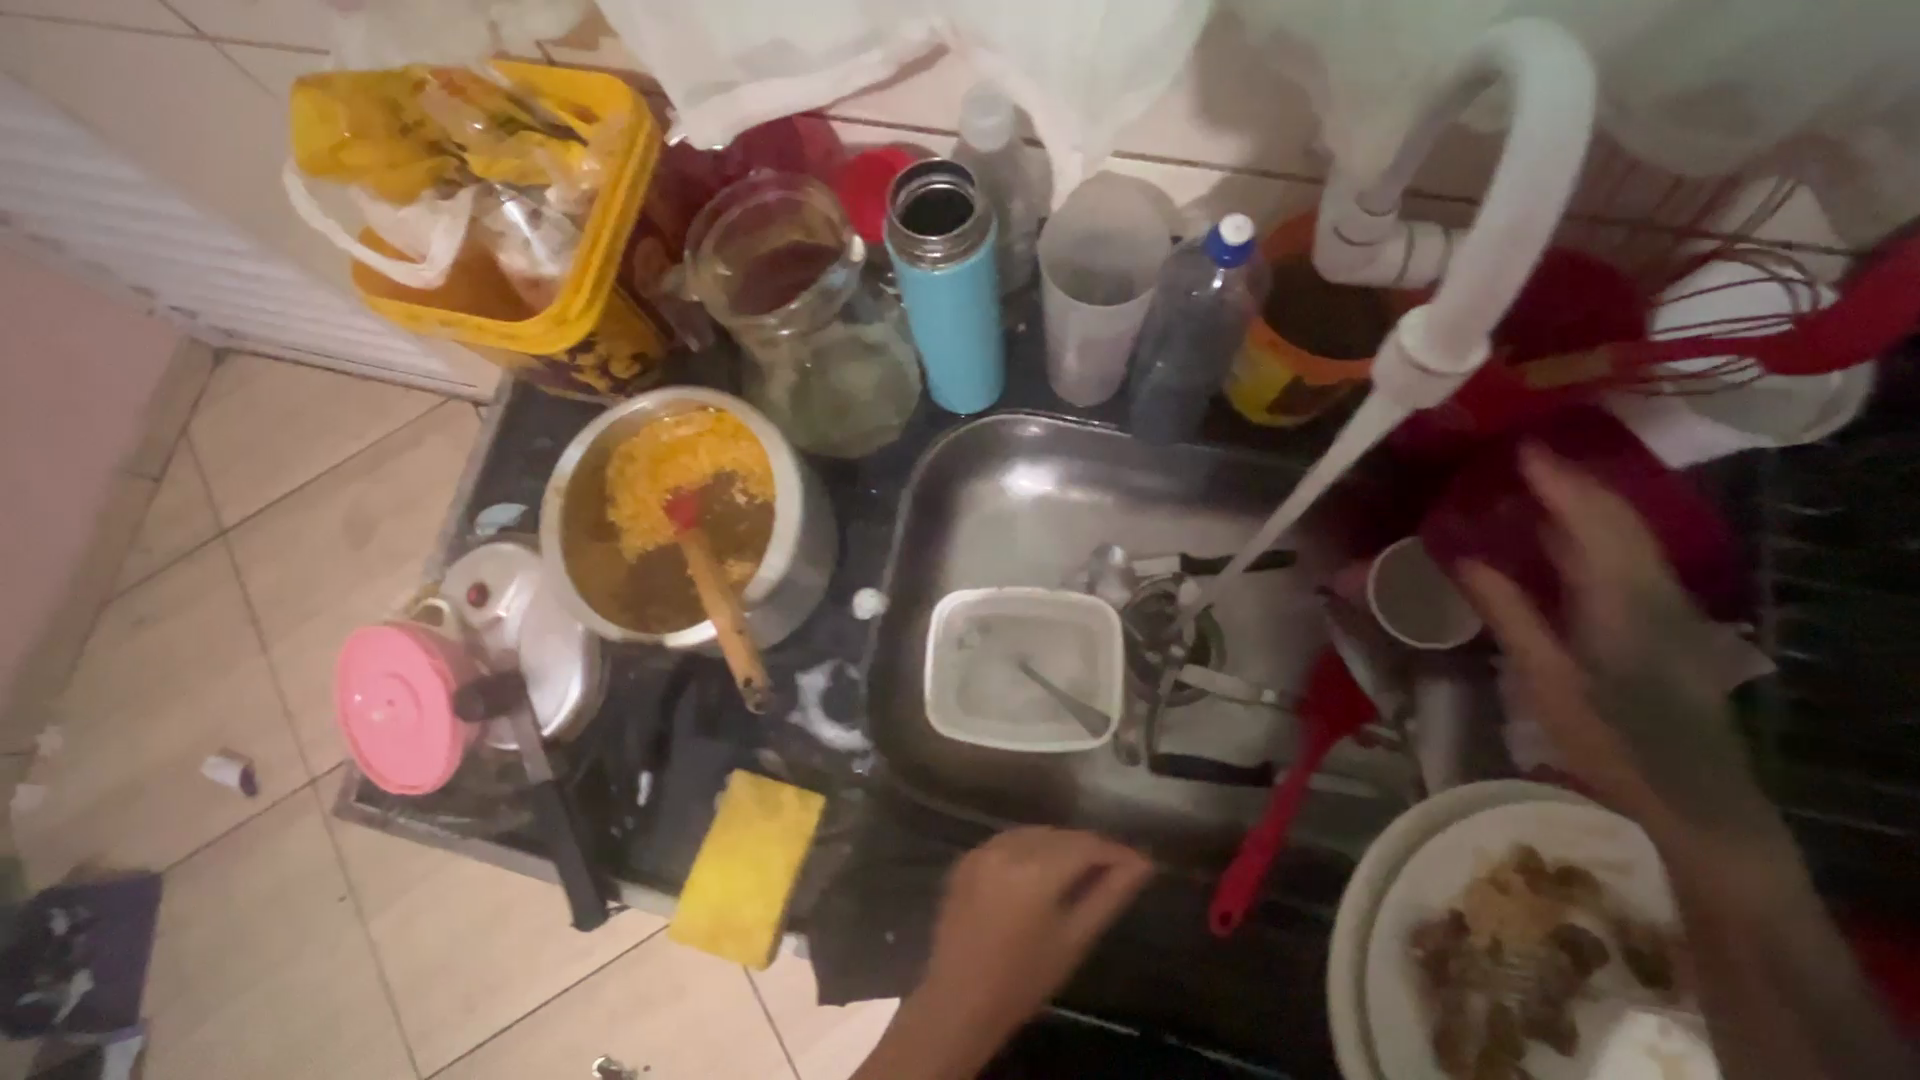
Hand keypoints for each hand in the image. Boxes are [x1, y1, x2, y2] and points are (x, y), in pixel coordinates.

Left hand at [924, 827, 1152, 1033]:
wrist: (959, 1002)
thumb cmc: (1024, 980)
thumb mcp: (1075, 939)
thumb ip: (1109, 895)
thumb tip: (1143, 864)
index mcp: (1038, 870)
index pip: (1088, 845)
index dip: (1118, 852)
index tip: (1141, 864)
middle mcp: (1008, 849)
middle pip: (1062, 835)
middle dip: (1091, 848)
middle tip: (1116, 869)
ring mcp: (982, 851)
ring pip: (1035, 834)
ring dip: (1061, 845)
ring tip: (1083, 870)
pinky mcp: (965, 860)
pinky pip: (1008, 841)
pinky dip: (1031, 848)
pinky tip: (1042, 870)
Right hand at [1457, 446, 1775, 847]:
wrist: (1692, 795)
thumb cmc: (1611, 739)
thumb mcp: (1546, 678)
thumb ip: (1508, 612)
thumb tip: (1462, 559)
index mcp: (1623, 596)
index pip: (1592, 519)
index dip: (1558, 480)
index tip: (1521, 449)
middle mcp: (1653, 589)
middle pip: (1615, 519)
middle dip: (1571, 484)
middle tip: (1520, 461)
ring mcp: (1665, 605)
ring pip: (1624, 537)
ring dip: (1583, 507)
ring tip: (1534, 489)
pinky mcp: (1663, 623)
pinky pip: (1625, 559)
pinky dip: (1591, 537)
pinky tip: (1562, 540)